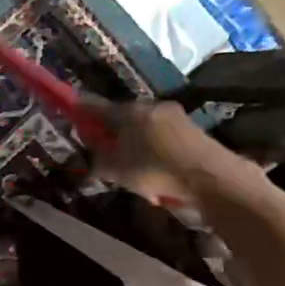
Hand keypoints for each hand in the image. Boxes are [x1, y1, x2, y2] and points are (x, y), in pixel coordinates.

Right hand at [91, 101, 243, 208]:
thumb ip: (98, 157)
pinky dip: (154, 149)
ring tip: (133, 168)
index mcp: (128, 111)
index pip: (94, 106)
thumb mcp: (113, 169)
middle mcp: (151, 106)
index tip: (71, 118)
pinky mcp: (193, 129)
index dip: (80, 113)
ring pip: (143, 127)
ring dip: (135, 142)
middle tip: (105, 152)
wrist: (212, 179)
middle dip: (112, 131)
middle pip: (122, 116)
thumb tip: (94, 152)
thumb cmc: (154, 170)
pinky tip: (155, 171)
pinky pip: (163, 136)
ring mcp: (176, 116)